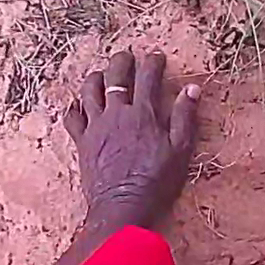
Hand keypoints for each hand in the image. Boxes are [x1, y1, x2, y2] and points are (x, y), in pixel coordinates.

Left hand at [64, 48, 199, 233]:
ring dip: (95, 78)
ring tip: (101, 73)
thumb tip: (192, 89)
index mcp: (143, 114)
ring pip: (89, 91)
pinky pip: (72, 117)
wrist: (122, 207)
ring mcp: (95, 127)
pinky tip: (78, 104)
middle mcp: (116, 114)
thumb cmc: (156, 182)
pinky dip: (74, 107)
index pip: (147, 78)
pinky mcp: (82, 143)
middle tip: (126, 56)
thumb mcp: (180, 151)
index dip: (153, 63)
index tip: (156, 56)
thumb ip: (185, 117)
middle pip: (114, 77)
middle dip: (121, 62)